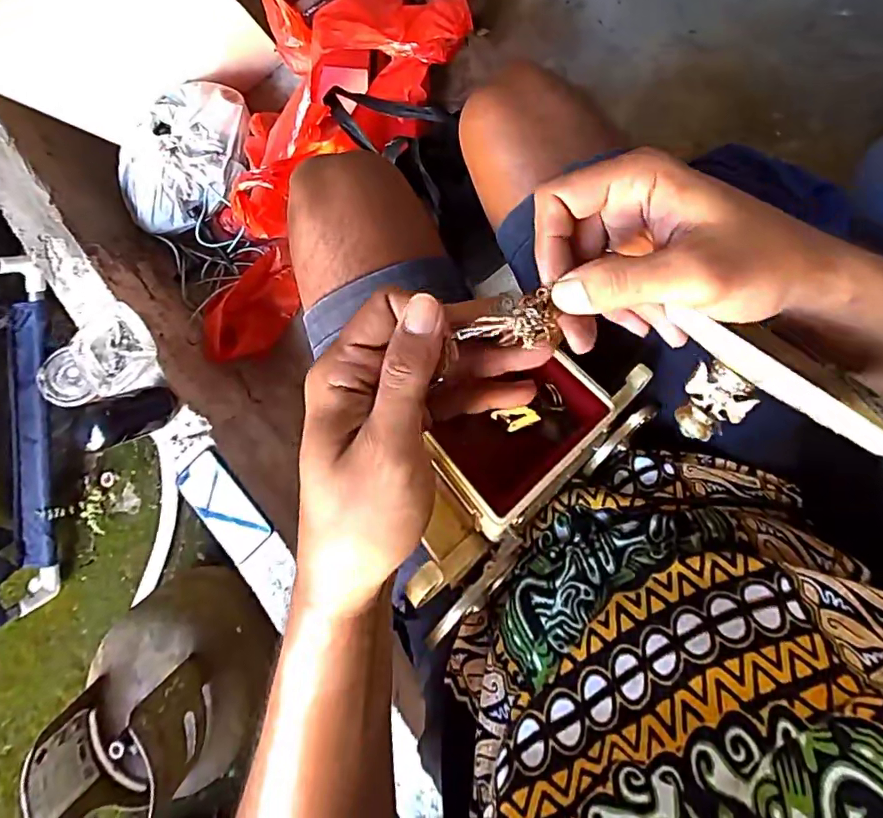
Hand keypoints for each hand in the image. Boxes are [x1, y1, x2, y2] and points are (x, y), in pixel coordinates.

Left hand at [296, 290, 549, 615]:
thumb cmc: (361, 517)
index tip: (475, 335)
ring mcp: (387, 400)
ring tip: (538, 356)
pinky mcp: (407, 421)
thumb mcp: (387, 441)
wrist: (352, 579)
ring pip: (443, 366)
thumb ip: (407, 371)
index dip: (434, 317)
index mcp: (344, 373)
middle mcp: (364, 377)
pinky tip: (518, 392)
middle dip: (477, 336)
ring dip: (489, 363)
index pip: (389, 312)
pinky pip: (447, 396)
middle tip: (529, 334)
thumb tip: (424, 304)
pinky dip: (480, 394)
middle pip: (425, 337)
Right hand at [532, 148, 846, 352]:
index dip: (548, 245)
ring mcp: (642, 222)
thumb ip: (620, 282)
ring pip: (594, 264)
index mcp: (638, 178)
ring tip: (653, 328)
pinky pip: (621, 276)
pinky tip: (665, 325)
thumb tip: (559, 294)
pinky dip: (633, 305)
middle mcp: (632, 194)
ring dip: (612, 304)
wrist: (812, 280)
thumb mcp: (689, 276)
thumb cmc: (761, 263)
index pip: (558, 198)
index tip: (556, 293)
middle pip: (573, 238)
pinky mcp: (654, 248)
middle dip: (580, 289)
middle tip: (585, 338)